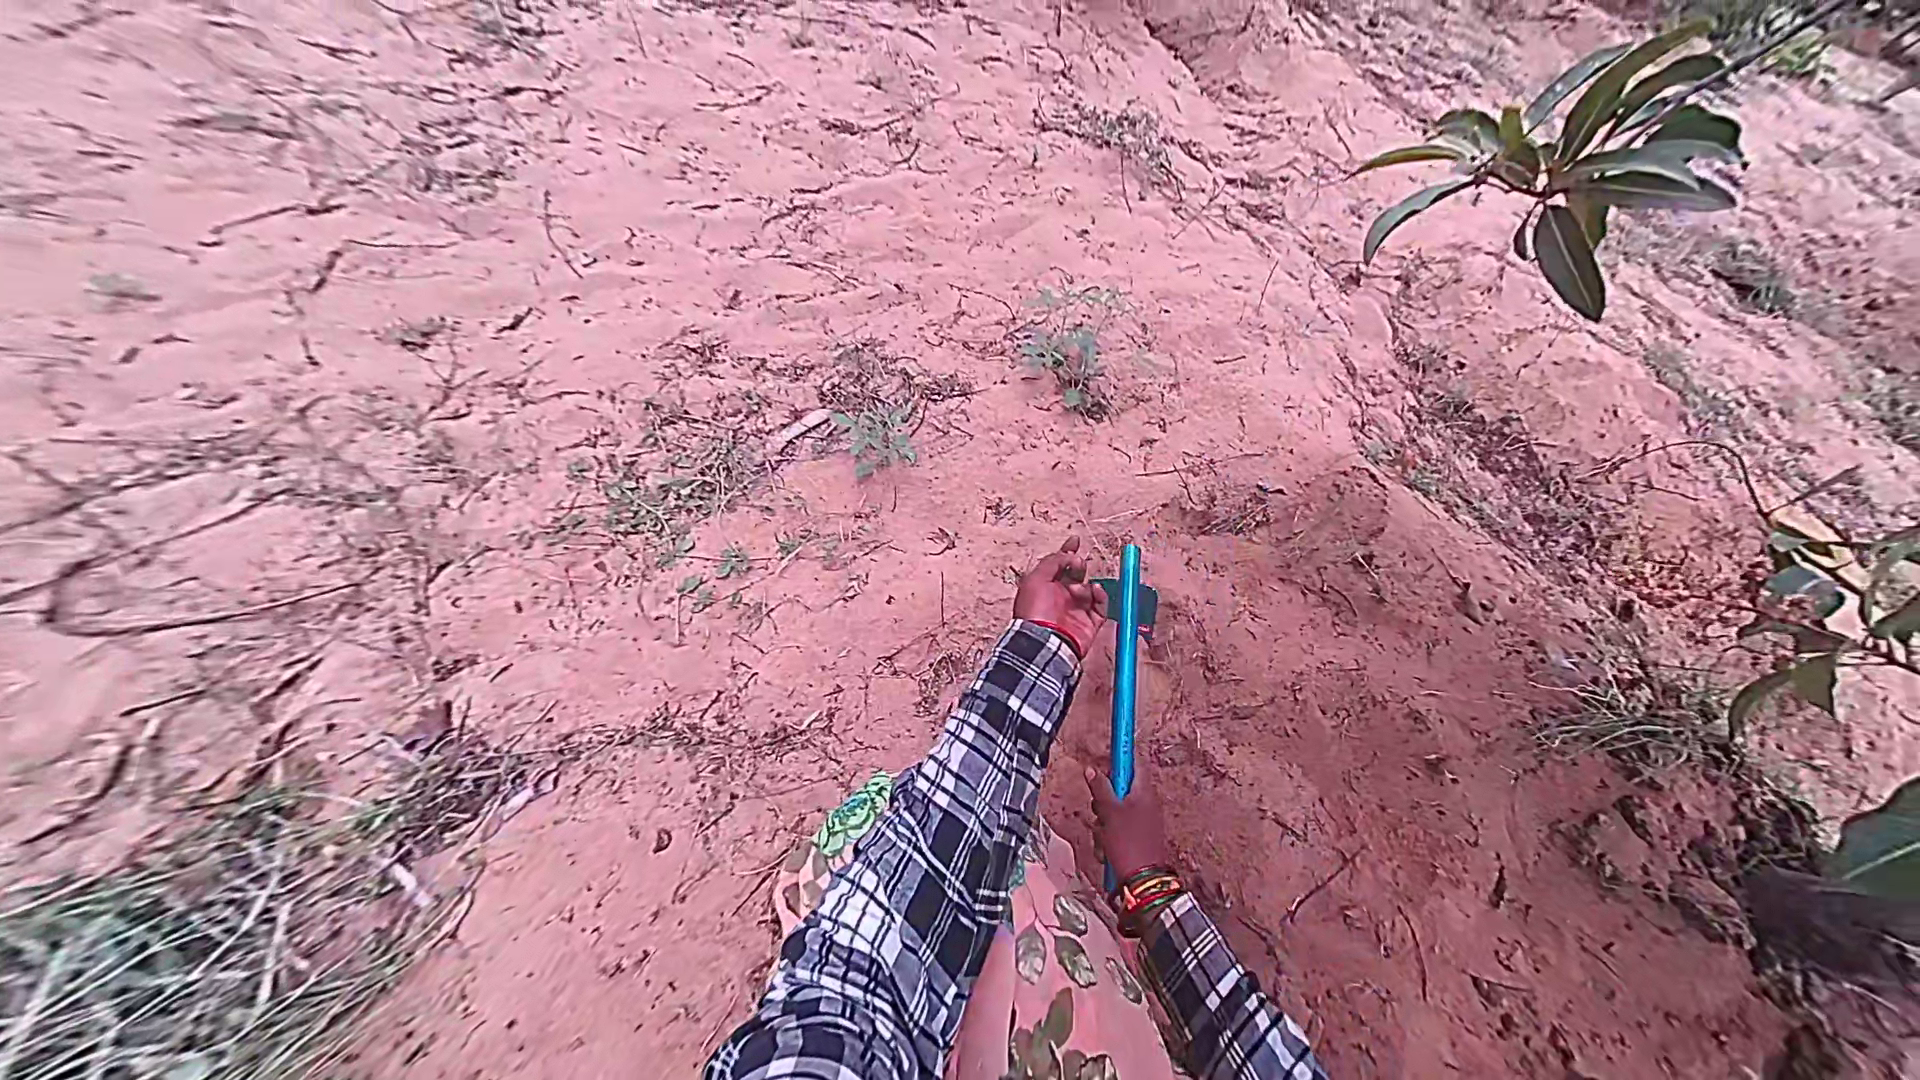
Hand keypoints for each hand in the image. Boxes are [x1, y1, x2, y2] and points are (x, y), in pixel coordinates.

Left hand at [1011, 535, 1107, 656]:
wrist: (1045, 641)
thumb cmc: (1035, 612)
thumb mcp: (1036, 578)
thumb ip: (1053, 562)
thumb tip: (1068, 554)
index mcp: (1045, 587)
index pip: (1059, 565)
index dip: (1067, 552)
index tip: (1075, 541)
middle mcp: (1060, 597)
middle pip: (1075, 574)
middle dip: (1078, 566)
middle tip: (1077, 565)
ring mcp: (1075, 609)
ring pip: (1089, 589)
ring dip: (1087, 584)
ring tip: (1078, 589)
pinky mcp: (1089, 622)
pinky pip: (1101, 605)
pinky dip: (1101, 596)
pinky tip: (1095, 592)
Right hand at [1085, 766, 1172, 883]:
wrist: (1143, 883)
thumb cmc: (1129, 843)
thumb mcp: (1109, 811)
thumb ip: (1100, 787)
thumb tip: (1092, 769)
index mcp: (1144, 792)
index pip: (1135, 762)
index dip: (1121, 756)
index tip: (1106, 756)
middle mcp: (1146, 803)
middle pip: (1121, 787)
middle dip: (1105, 797)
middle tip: (1099, 808)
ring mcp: (1142, 821)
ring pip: (1115, 809)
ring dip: (1104, 819)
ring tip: (1103, 833)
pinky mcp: (1137, 837)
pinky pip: (1118, 827)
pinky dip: (1109, 835)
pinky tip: (1106, 848)